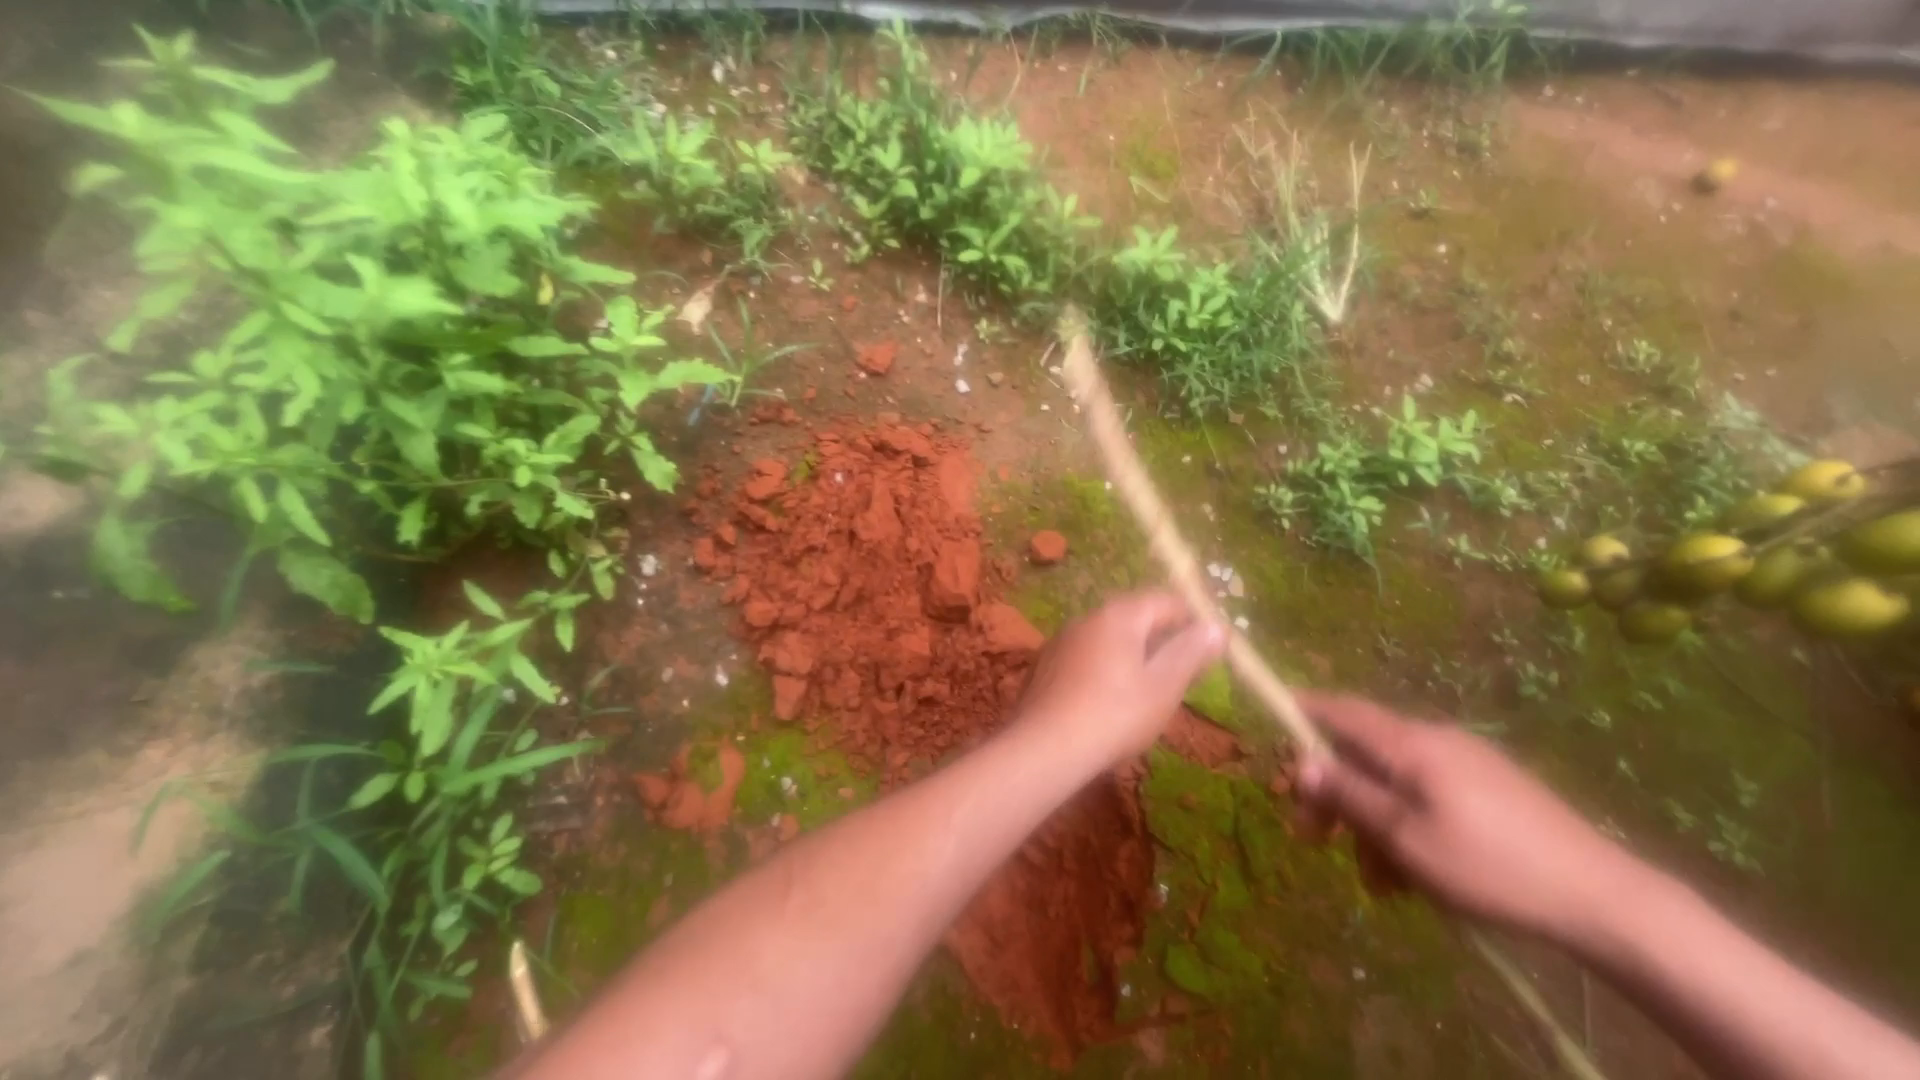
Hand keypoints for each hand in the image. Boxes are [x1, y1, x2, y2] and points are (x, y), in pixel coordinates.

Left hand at [1015, 589, 1225, 769]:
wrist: (1045, 748)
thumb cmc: (1115, 715)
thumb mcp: (1164, 686)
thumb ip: (1190, 652)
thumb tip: (1216, 626)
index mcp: (1119, 615)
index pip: (1164, 601)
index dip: (1192, 618)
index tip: (1210, 645)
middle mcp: (1086, 618)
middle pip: (1133, 616)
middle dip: (1161, 636)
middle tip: (1183, 668)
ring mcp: (1061, 642)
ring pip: (1107, 638)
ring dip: (1131, 653)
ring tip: (1149, 686)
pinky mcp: (1044, 667)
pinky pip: (1085, 657)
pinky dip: (1105, 668)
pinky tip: (1109, 699)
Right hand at [1293, 693, 1648, 947]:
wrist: (1600, 898)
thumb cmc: (1488, 866)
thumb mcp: (1404, 836)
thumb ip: (1349, 796)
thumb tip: (1301, 761)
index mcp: (1412, 743)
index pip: (1341, 710)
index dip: (1302, 712)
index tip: (1268, 724)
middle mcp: (1435, 741)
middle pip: (1362, 753)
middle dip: (1334, 793)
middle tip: (1313, 840)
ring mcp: (1467, 764)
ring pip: (1393, 782)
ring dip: (1371, 822)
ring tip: (1380, 880)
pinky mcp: (1489, 790)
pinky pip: (1425, 796)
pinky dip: (1405, 825)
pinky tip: (1415, 874)